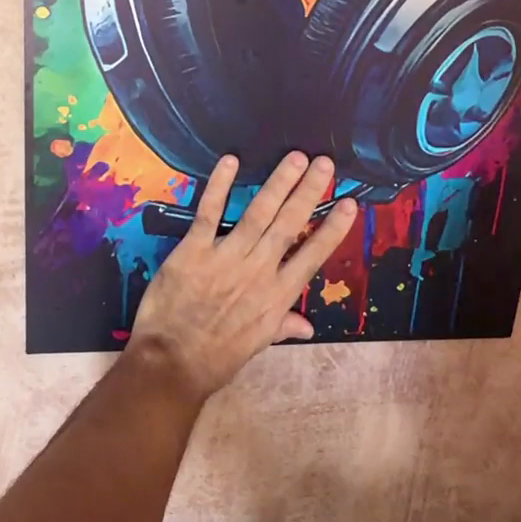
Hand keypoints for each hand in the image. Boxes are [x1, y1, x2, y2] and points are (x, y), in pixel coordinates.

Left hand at [125, 152, 359, 399]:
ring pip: (258, 213)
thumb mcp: (256, 345)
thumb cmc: (215, 358)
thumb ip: (282, 326)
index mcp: (277, 296)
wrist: (172, 364)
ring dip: (279, 183)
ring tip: (295, 157)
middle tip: (324, 163)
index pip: (313, 256)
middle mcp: (258, 271)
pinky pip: (209, 212)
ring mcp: (226, 257)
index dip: (332, 229)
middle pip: (290, 224)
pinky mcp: (194, 250)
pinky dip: (219, 185)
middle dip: (309, 192)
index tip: (348, 204)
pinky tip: (231, 161)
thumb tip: (308, 325)